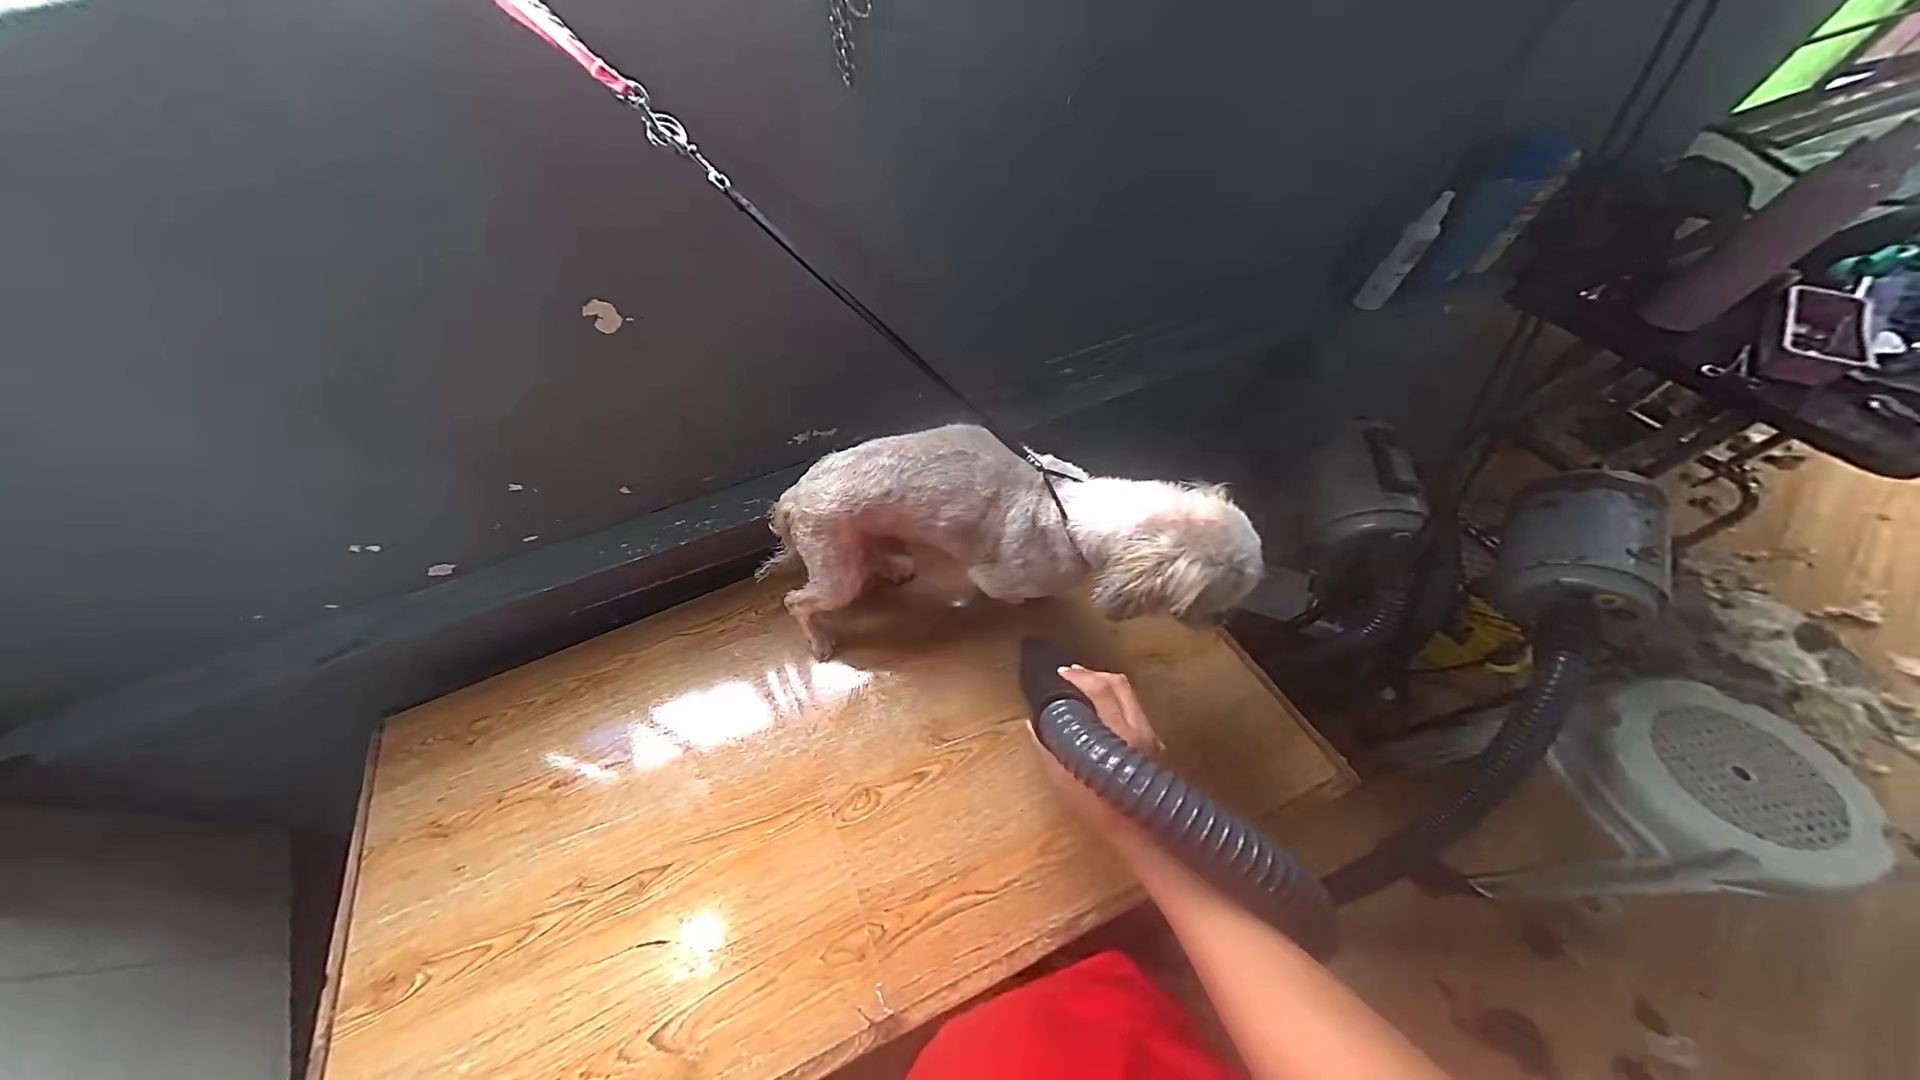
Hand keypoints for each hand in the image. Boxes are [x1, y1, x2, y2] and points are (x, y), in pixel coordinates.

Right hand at [1038, 666, 1165, 845]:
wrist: (1144, 836)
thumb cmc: (1102, 811)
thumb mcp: (1067, 783)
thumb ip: (1048, 751)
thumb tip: (1032, 726)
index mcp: (1120, 734)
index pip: (1101, 689)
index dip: (1080, 677)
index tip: (1061, 673)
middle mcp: (1140, 729)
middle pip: (1120, 684)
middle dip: (1094, 673)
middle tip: (1072, 674)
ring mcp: (1151, 736)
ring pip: (1130, 695)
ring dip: (1106, 685)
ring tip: (1084, 687)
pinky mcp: (1156, 745)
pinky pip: (1135, 710)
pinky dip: (1116, 701)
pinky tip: (1103, 711)